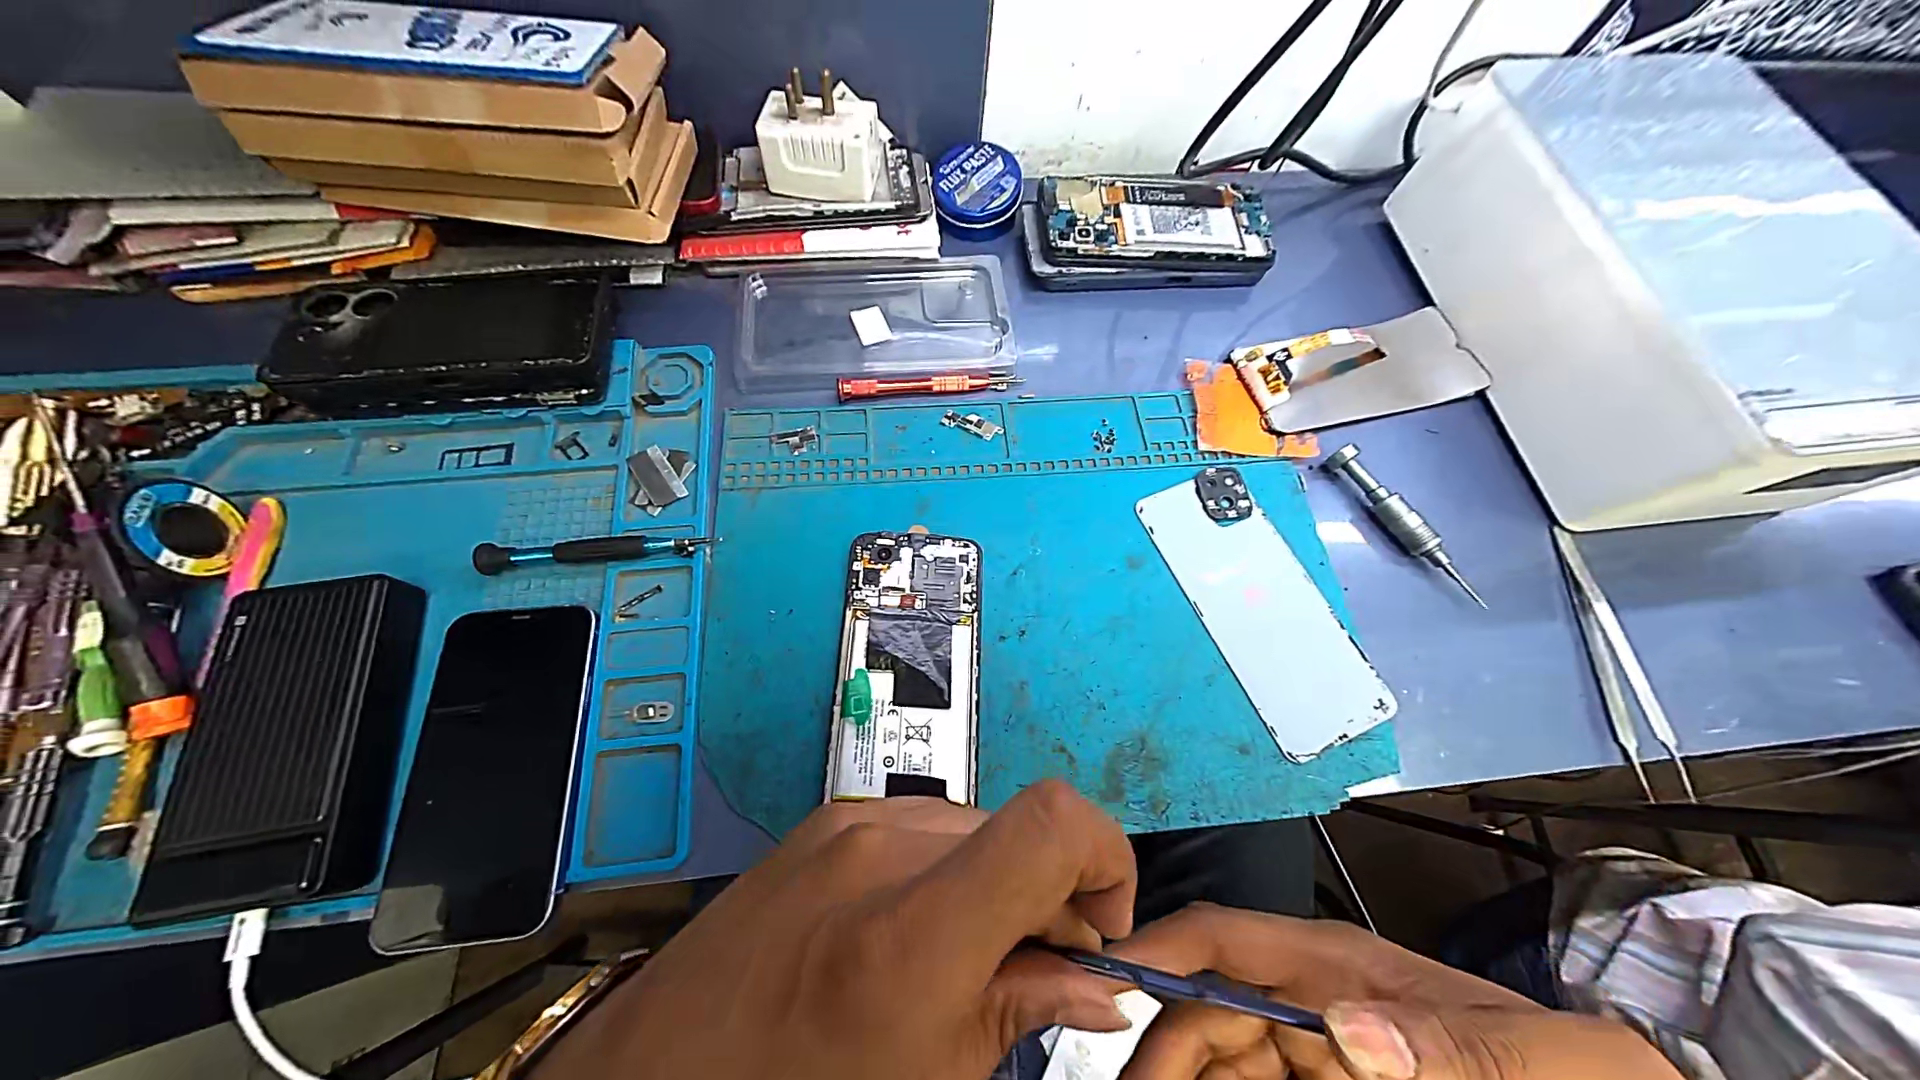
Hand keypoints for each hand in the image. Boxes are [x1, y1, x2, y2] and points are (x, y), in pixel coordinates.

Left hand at [533, 780, 1137, 1079]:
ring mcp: (849, 821)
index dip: (1105, 854)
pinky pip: (924, 827)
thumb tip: (1104, 975)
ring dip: (998, 880)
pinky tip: (917, 924)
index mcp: (913, 929)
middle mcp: (882, 846)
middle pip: (1020, 827)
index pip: (1052, 821)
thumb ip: (1026, 1007)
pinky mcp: (828, 816)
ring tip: (966, 951)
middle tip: (1037, 962)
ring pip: (976, 827)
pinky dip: (948, 868)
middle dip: (1052, 890)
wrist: (656, 1069)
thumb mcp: (929, 1074)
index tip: (1103, 922)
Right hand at [1109, 904, 1680, 1079]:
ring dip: (1176, 1077)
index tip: (1104, 982)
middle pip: (1203, 1013)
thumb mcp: (1539, 1063)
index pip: (1222, 940)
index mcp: (1333, 969)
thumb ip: (1448, 1048)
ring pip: (1217, 1060)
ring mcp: (1314, 1055)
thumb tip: (1340, 1029)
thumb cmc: (1579, 1075)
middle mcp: (1308, 1004)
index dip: (1158, 948)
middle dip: (1156, 1050)